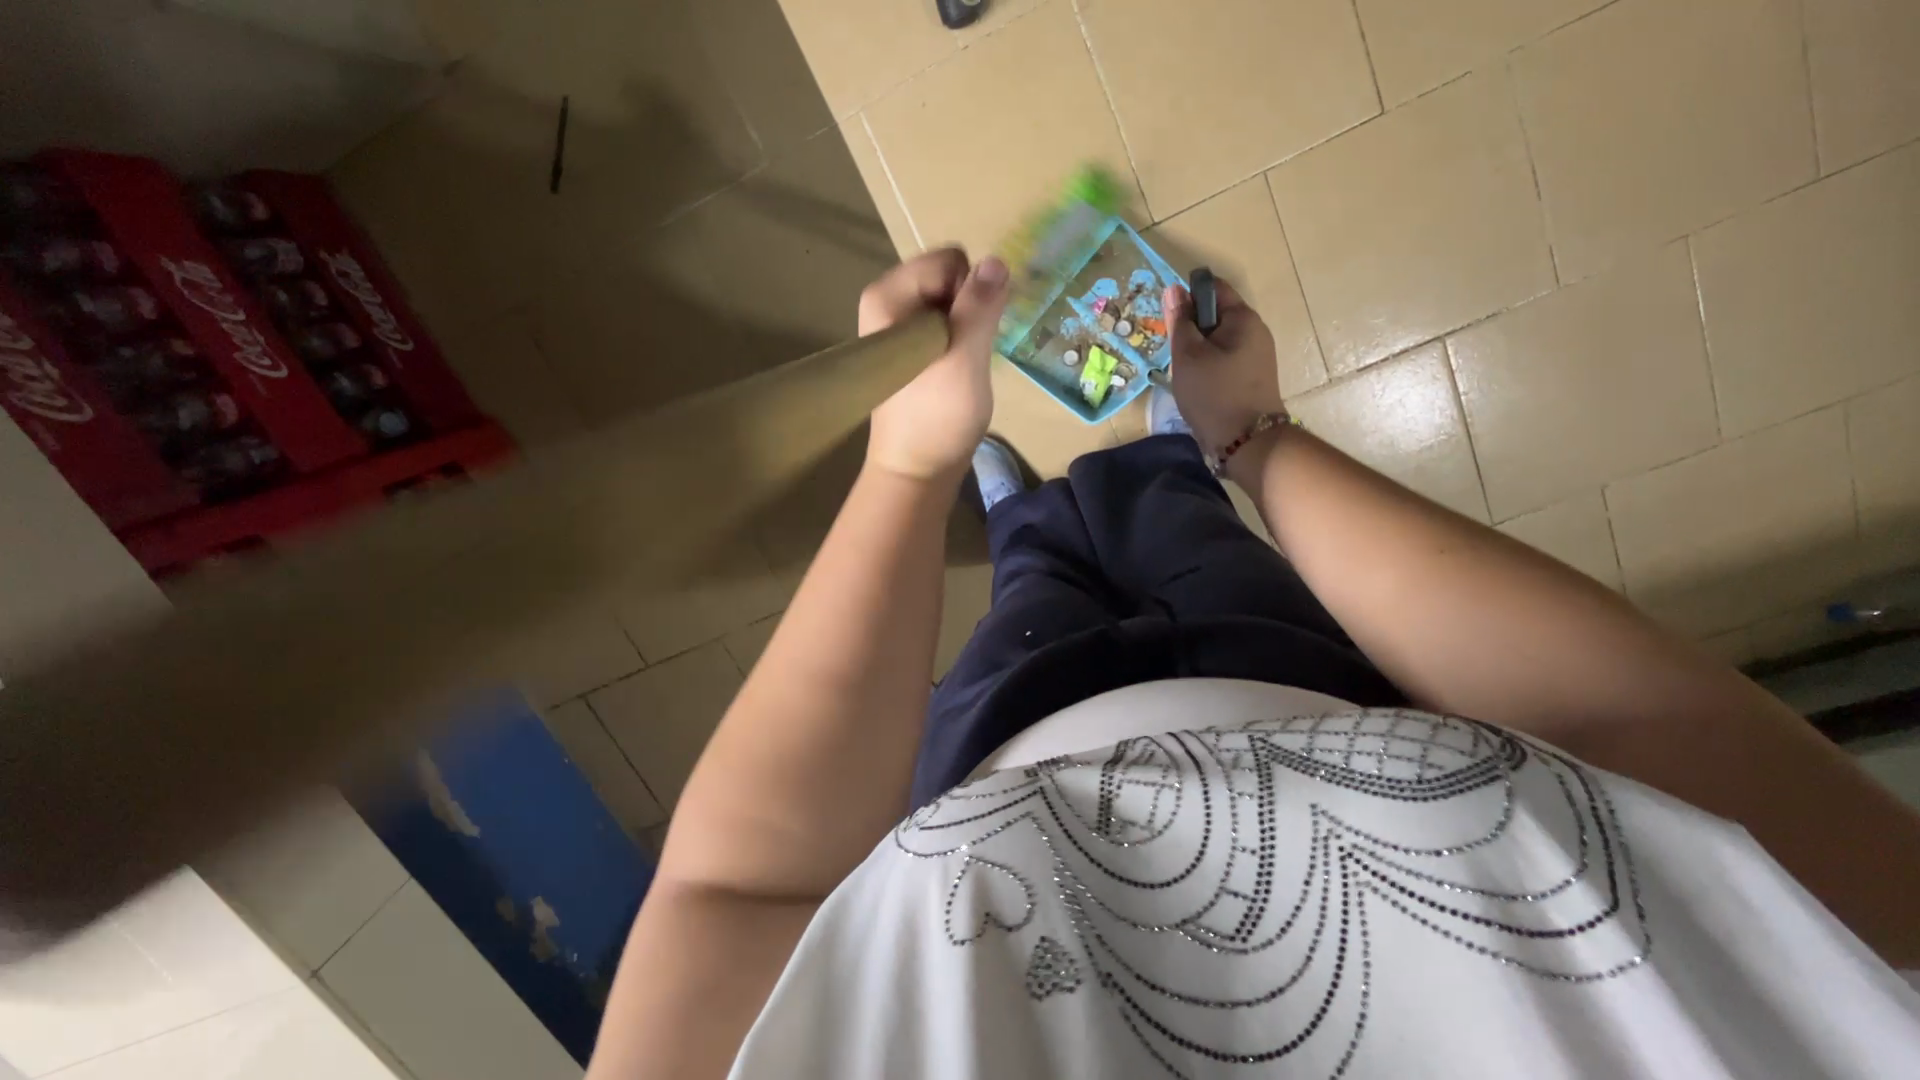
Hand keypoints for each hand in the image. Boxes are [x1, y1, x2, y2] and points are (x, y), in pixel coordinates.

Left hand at [864, 248, 1008, 482]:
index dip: (971, 289)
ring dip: (969, 325)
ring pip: (950, 303)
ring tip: (966, 363)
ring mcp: (895, 328)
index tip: (974, 329)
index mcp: (887, 297)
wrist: (916, 472)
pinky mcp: (908, 350)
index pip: (947, 260)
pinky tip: (961, 369)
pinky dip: (960, 339)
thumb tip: (995, 260)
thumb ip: (980, 306)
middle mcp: (885, 305)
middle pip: (948, 278)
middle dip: (971, 306)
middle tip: (971, 349)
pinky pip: (944, 325)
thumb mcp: (965, 357)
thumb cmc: (937, 416)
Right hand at [1164, 278, 1286, 454]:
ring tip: (1183, 371)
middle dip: (1192, 328)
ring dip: (1199, 350)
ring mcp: (1257, 356)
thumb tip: (1174, 289)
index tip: (1169, 319)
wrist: (1247, 442)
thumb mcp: (1188, 356)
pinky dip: (1209, 366)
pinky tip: (1197, 384)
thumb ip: (1180, 321)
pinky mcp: (1253, 377)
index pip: (1213, 288)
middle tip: (1173, 350)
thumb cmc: (1213, 394)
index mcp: (1243, 318)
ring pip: (1219, 340)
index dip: (1188, 296)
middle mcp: (1256, 331)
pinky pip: (1226, 359)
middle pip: (1216, 315)